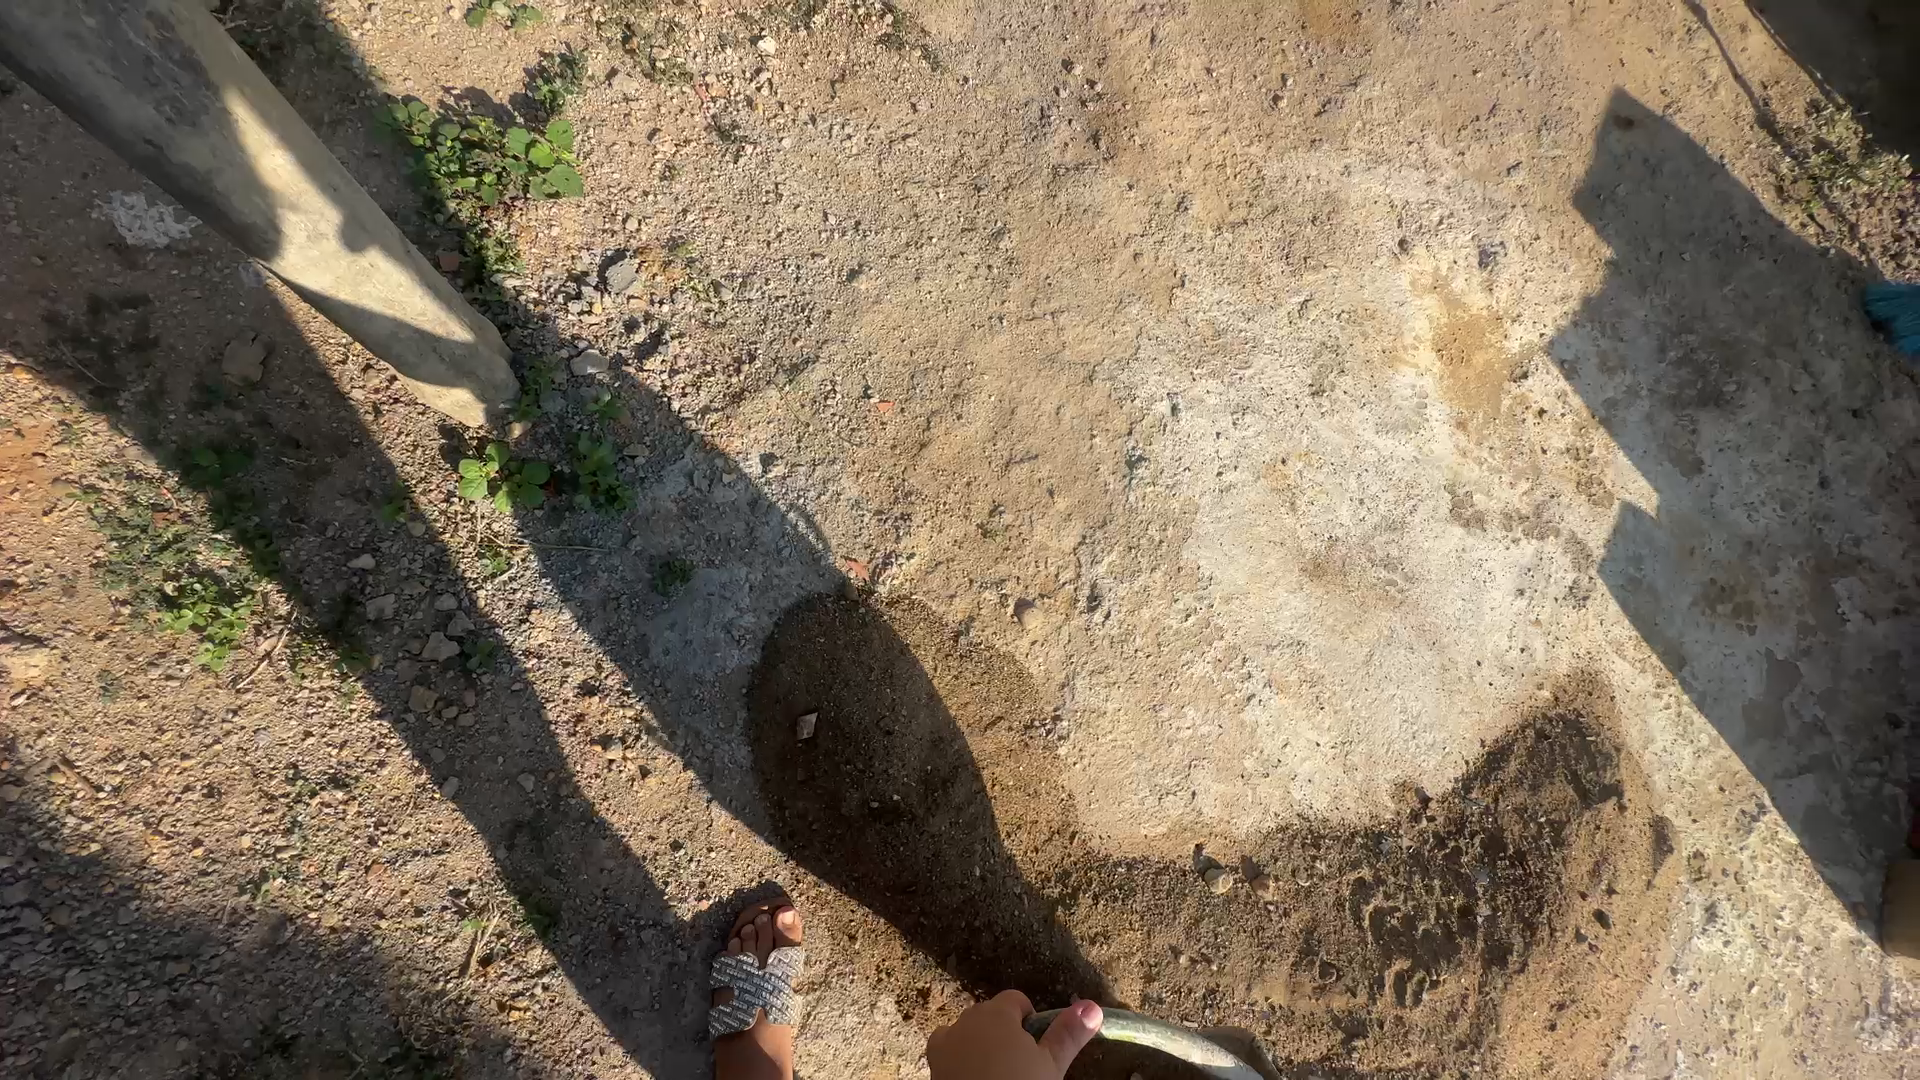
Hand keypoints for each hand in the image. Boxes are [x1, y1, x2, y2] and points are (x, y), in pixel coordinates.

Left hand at [926, 991, 1101, 1079]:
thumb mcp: (1051, 1067)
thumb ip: (1068, 1034)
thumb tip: (1094, 1006)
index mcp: (997, 1012)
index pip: (1016, 1000)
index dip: (1029, 1022)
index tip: (1036, 1049)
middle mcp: (969, 1016)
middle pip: (992, 1014)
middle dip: (1005, 1032)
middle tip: (1020, 1067)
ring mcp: (947, 1038)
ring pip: (969, 1030)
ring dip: (980, 1043)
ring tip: (996, 1074)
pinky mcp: (933, 1060)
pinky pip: (947, 1047)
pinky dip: (957, 1056)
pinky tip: (971, 1076)